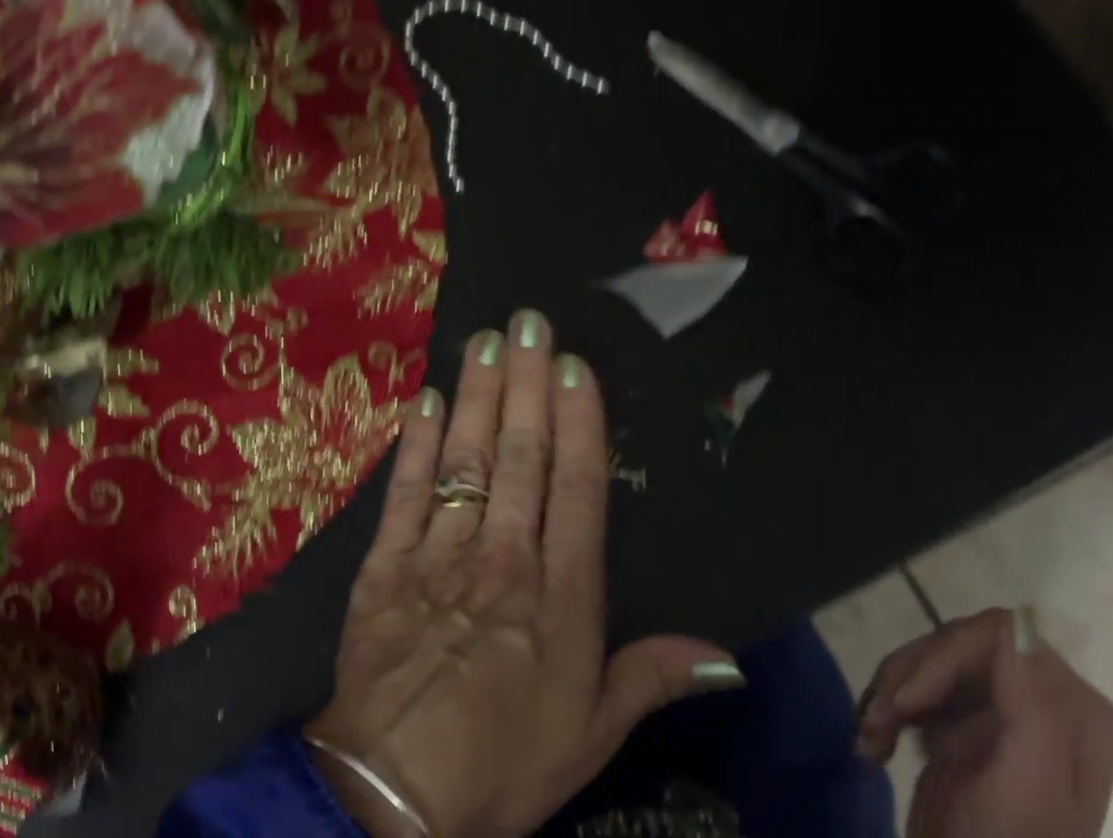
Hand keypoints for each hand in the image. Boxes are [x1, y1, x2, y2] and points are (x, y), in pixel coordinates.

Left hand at [305, 311, 743, 837]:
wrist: (395, 794)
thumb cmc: (503, 766)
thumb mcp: (592, 735)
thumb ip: (651, 678)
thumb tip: (727, 653)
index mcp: (561, 597)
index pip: (576, 488)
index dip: (577, 422)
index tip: (574, 366)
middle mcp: (503, 558)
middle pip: (520, 455)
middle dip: (526, 383)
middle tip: (530, 322)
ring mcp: (439, 555)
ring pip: (466, 460)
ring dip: (478, 396)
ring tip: (487, 340)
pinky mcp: (384, 565)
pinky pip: (405, 492)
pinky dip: (416, 443)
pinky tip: (426, 400)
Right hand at [857, 608, 1112, 837]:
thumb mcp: (1026, 782)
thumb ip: (1034, 705)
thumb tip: (1013, 623)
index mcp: (1074, 707)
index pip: (998, 634)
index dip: (941, 656)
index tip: (906, 701)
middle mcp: (1044, 699)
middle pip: (953, 643)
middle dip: (906, 679)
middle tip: (880, 722)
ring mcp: (1000, 711)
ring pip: (923, 662)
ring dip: (887, 698)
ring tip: (873, 739)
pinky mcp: (962, 724)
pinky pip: (911, 687)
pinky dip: (884, 713)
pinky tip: (876, 746)